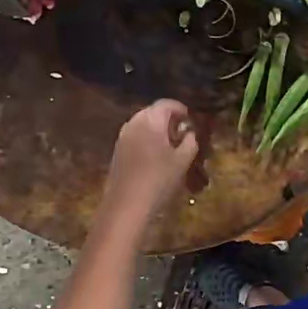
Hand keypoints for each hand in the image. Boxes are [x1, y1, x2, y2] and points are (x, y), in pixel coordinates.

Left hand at [101, 100, 198, 220]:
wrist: (127, 204)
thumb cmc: (159, 179)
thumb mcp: (183, 161)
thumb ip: (190, 142)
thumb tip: (189, 133)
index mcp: (151, 120)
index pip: (167, 104)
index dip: (181, 109)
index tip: (190, 119)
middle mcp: (134, 122)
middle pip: (153, 112)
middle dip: (168, 119)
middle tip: (182, 132)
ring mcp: (123, 136)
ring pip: (143, 124)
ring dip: (157, 129)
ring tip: (170, 145)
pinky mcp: (117, 150)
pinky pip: (135, 136)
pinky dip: (146, 139)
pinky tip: (154, 155)